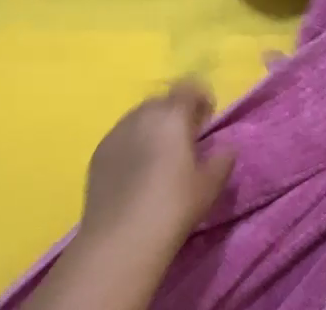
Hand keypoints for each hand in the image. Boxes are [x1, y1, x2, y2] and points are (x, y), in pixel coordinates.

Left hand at [79, 78, 235, 248]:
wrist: (121, 238)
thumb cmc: (173, 207)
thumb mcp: (209, 186)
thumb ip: (222, 160)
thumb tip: (226, 148)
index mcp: (172, 115)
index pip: (188, 87)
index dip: (200, 99)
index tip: (206, 120)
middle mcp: (142, 114)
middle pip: (163, 101)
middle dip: (175, 113)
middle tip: (184, 141)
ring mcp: (116, 131)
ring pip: (140, 118)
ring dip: (152, 128)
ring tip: (159, 158)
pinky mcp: (98, 151)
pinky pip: (122, 137)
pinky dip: (132, 144)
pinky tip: (135, 172)